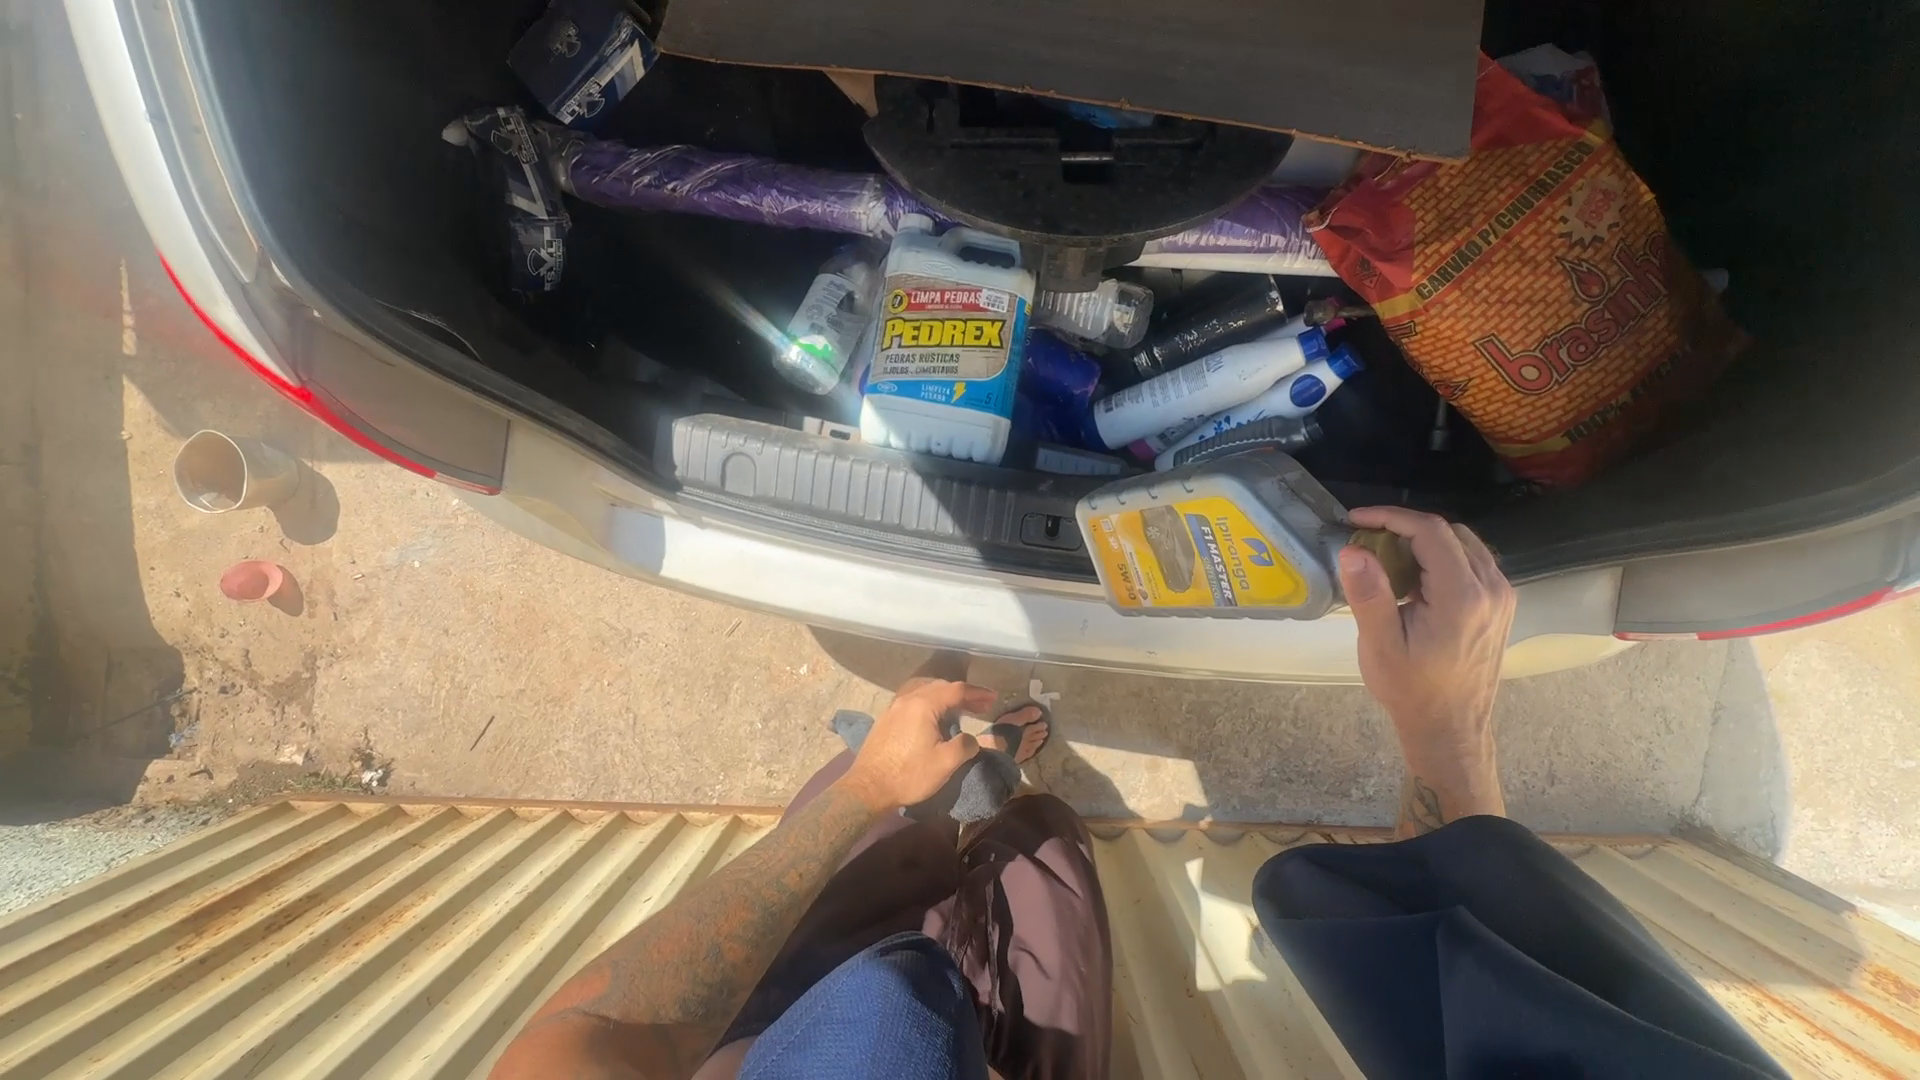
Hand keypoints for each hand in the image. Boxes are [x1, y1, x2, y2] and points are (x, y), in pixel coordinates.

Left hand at [837, 677, 993, 812]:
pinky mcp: (887, 717)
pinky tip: (933, 714)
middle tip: (980, 706)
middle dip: (962, 693)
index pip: (956, 690)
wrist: (868, 788)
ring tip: (958, 708)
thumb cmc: (908, 775)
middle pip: (940, 686)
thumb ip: (965, 745)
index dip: (977, 693)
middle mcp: (907, 698)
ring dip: (944, 695)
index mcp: (923, 705)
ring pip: (924, 689)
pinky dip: (929, 700)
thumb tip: (970, 739)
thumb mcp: (945, 763)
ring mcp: (894, 706)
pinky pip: (912, 697)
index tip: (993, 698)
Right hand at [1338, 506, 1514, 832]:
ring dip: (1424, 539)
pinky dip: (1441, 555)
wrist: (1451, 728)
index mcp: (1463, 595)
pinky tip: (1414, 574)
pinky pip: (1473, 562)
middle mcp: (1492, 588)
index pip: (1431, 531)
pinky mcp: (1500, 606)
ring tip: (1386, 552)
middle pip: (1450, 532)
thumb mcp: (1381, 645)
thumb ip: (1370, 594)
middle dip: (1405, 525)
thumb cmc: (1411, 689)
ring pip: (1465, 544)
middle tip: (1366, 537)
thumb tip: (1352, 550)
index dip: (1391, 517)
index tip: (1355, 520)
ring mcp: (1502, 597)